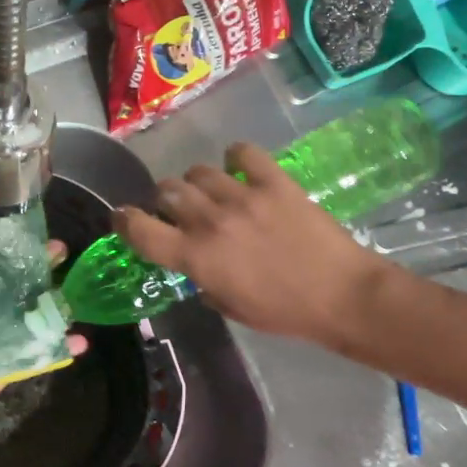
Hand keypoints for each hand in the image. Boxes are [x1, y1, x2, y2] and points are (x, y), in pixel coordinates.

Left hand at [0, 228, 87, 447]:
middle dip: (39, 264)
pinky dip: (62, 346)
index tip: (25, 225)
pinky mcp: (13, 361)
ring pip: (34, 311)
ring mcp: (2, 335)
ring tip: (77, 288)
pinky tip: (81, 339)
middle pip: (17, 281)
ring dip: (57, 299)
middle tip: (59, 249)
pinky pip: (41, 351)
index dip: (4, 242)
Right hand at [114, 143, 402, 347]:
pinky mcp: (275, 183)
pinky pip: (243, 154)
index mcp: (194, 257)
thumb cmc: (284, 312)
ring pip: (198, 172)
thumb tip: (198, 267)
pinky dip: (235, 158)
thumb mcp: (231, 307)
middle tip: (178, 211)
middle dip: (165, 200)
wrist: (342, 296)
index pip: (139, 229)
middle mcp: (210, 222)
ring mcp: (243, 198)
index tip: (124, 218)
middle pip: (167, 191)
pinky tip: (240, 168)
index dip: (123, 220)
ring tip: (210, 192)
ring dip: (197, 183)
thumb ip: (204, 281)